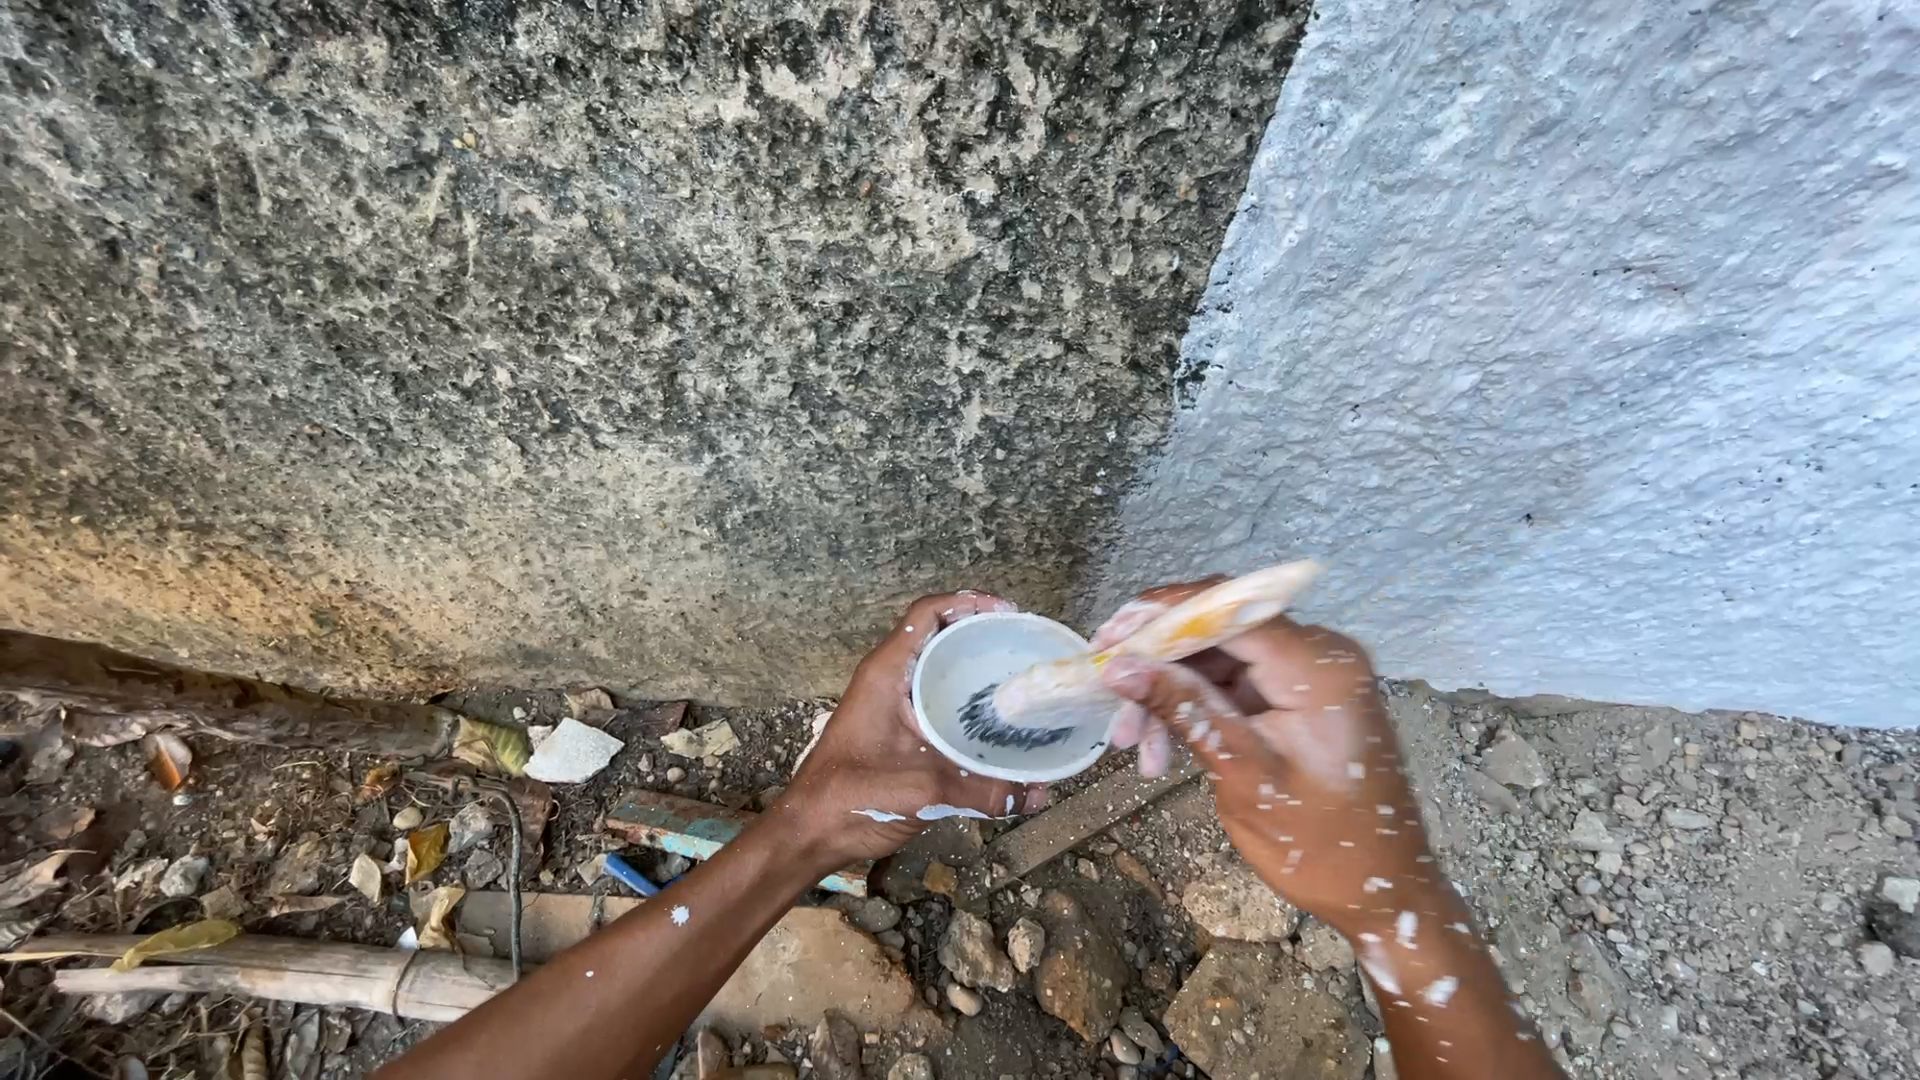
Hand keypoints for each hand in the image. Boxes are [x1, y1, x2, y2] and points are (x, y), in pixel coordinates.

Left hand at [776, 591, 1049, 867]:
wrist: (808, 833)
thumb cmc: (852, 797)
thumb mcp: (925, 789)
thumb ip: (983, 791)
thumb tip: (1038, 795)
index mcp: (887, 672)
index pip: (927, 613)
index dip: (968, 602)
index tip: (1008, 612)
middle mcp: (887, 679)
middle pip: (937, 636)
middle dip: (978, 635)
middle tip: (1020, 648)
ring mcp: (888, 704)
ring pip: (936, 670)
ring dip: (969, 670)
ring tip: (1014, 681)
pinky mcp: (894, 730)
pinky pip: (934, 702)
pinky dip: (961, 703)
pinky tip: (990, 725)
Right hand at [1093, 581, 1440, 927]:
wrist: (1383, 894)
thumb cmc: (1321, 844)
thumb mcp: (1242, 773)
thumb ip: (1183, 708)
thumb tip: (1118, 665)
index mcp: (1317, 665)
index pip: (1227, 609)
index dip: (1160, 615)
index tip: (1107, 638)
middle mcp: (1315, 653)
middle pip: (1215, 631)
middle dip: (1156, 663)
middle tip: (1106, 693)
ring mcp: (1304, 674)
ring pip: (1212, 660)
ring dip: (1167, 695)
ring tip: (1131, 745)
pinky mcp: (1291, 695)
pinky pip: (1227, 684)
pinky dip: (1192, 710)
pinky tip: (1161, 751)